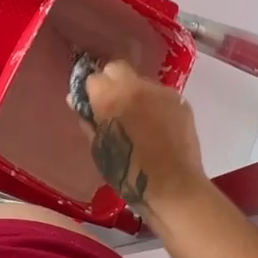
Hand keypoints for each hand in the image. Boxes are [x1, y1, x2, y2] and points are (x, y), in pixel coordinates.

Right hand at [76, 60, 206, 216]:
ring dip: (135, 93)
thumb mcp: (99, 149)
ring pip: (140, 81)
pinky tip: (157, 126)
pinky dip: (155, 104)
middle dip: (112, 82)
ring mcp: (161, 92)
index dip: (92, 92)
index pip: (93, 78)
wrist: (174, 189)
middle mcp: (135, 87)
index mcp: (110, 98)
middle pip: (116, 69)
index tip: (94, 106)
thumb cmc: (129, 175)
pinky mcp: (180, 101)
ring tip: (139, 120)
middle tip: (113, 106)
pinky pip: (160, 95)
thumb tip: (76, 100)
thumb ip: (88, 120)